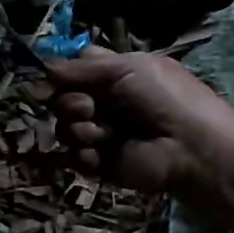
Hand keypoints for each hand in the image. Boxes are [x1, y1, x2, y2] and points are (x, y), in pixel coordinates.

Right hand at [47, 47, 233, 194]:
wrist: (189, 146)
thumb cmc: (164, 97)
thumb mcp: (128, 68)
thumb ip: (83, 67)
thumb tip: (43, 68)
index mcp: (117, 74)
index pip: (75, 68)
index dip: (62, 73)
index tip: (53, 76)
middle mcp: (107, 103)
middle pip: (63, 97)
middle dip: (72, 101)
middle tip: (92, 107)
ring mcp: (103, 135)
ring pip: (65, 128)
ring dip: (81, 128)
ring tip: (107, 133)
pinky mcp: (102, 164)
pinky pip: (74, 157)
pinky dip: (86, 154)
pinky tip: (106, 152)